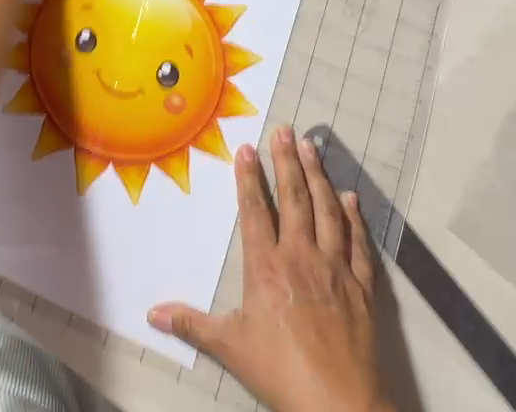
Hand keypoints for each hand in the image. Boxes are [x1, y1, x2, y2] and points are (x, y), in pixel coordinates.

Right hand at [149, 127, 388, 411]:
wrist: (340, 403)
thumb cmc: (280, 371)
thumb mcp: (230, 346)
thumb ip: (192, 324)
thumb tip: (152, 313)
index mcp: (266, 265)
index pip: (256, 210)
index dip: (250, 178)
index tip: (247, 149)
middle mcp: (301, 257)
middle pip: (294, 199)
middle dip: (288, 162)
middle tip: (286, 131)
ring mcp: (336, 269)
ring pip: (328, 212)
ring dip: (320, 177)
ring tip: (314, 149)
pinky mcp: (363, 287)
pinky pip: (359, 244)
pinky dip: (355, 219)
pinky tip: (352, 199)